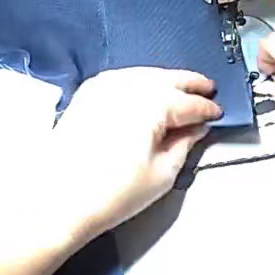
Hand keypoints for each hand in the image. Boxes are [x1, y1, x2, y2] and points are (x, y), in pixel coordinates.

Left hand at [26, 67, 223, 243]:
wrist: (56, 200)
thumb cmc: (111, 193)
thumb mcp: (162, 173)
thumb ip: (185, 143)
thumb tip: (196, 129)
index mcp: (153, 103)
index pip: (190, 102)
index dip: (207, 108)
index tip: (217, 113)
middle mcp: (129, 85)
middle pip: (168, 79)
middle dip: (190, 85)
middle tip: (208, 89)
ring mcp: (104, 85)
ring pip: (146, 74)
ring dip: (166, 81)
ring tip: (181, 91)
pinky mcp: (87, 93)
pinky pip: (123, 78)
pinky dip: (140, 82)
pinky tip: (148, 92)